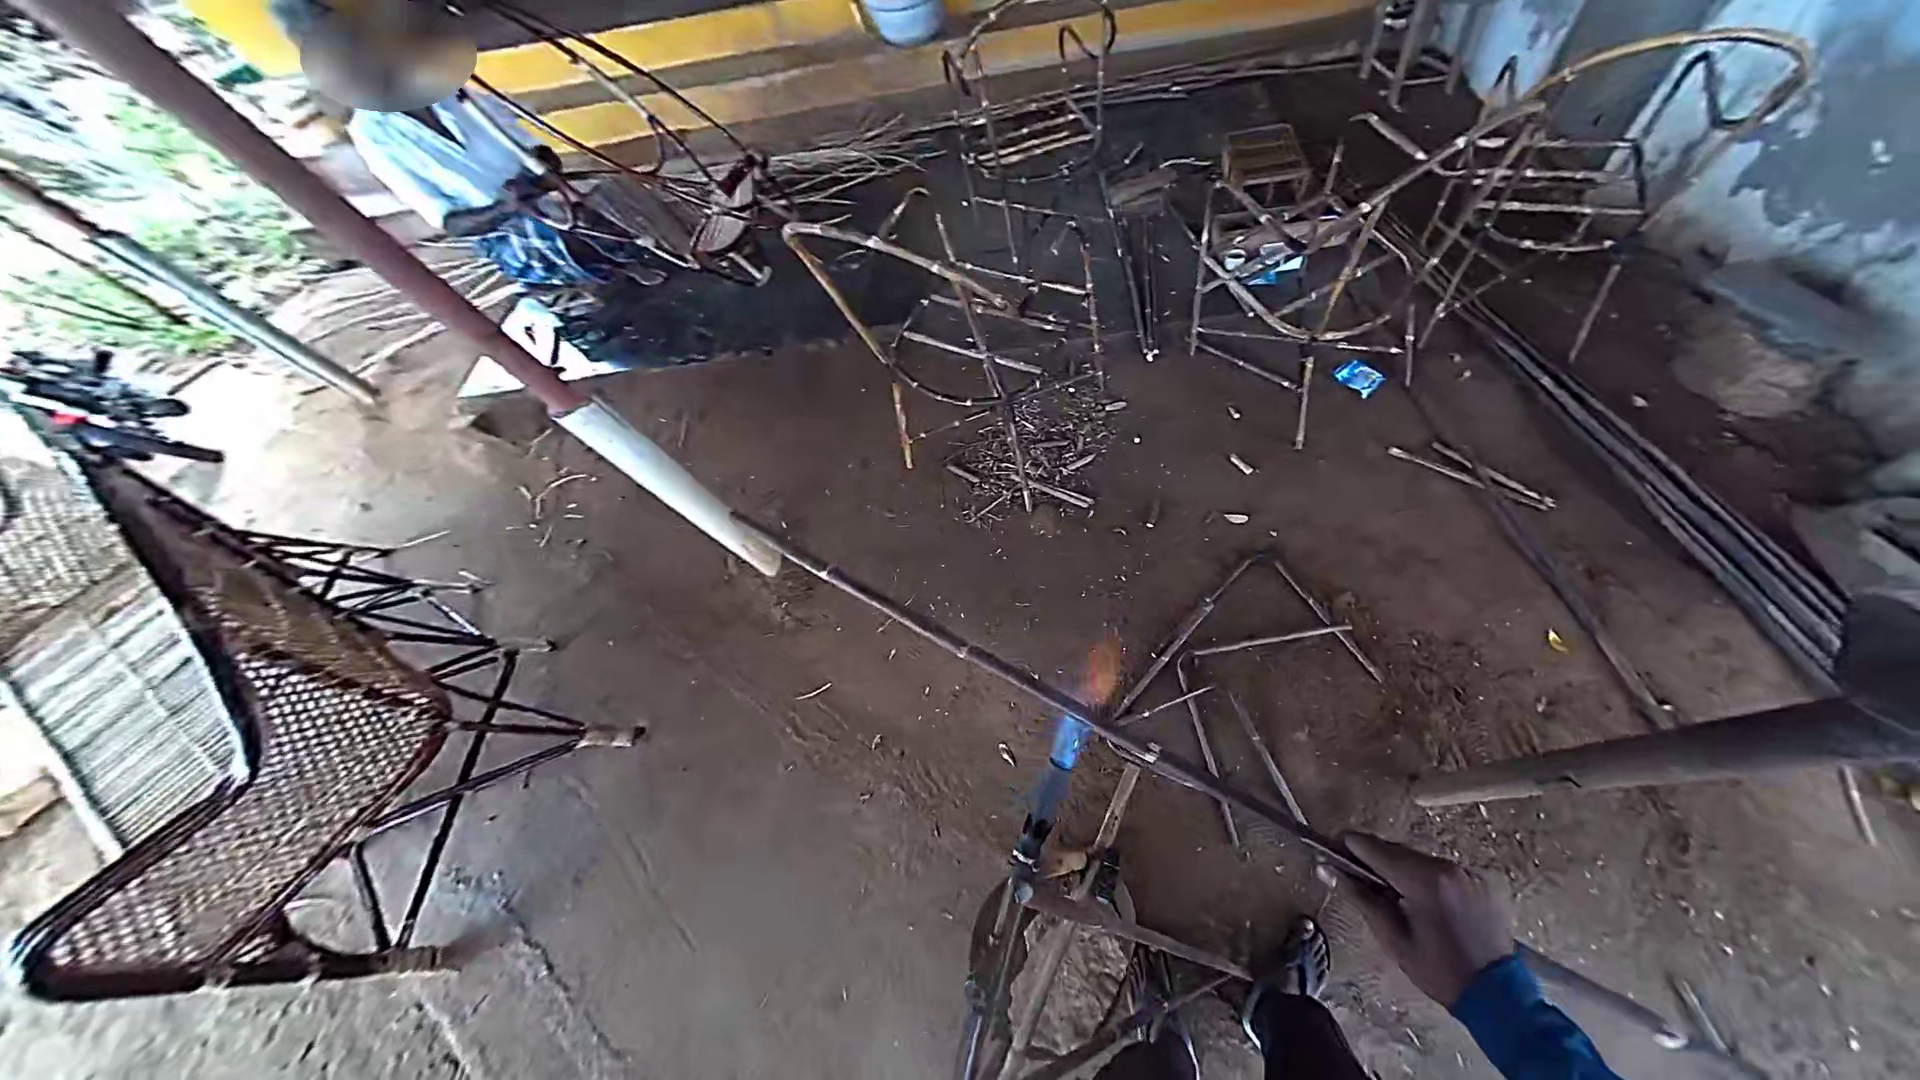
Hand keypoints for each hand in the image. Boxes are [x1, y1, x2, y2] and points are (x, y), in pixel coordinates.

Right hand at [1337, 833, 1514, 1007]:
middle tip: (1365, 888)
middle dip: (1374, 863)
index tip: (1333, 859)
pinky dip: (1423, 878)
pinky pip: (1437, 868)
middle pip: (1392, 849)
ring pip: (1414, 857)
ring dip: (1399, 870)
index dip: (1346, 849)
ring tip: (1397, 900)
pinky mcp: (1478, 881)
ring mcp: (1465, 872)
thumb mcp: (1391, 936)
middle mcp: (1446, 867)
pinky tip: (1423, 903)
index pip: (1369, 844)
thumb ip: (1358, 895)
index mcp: (1422, 878)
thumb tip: (1324, 868)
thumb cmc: (1440, 970)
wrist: (1500, 998)